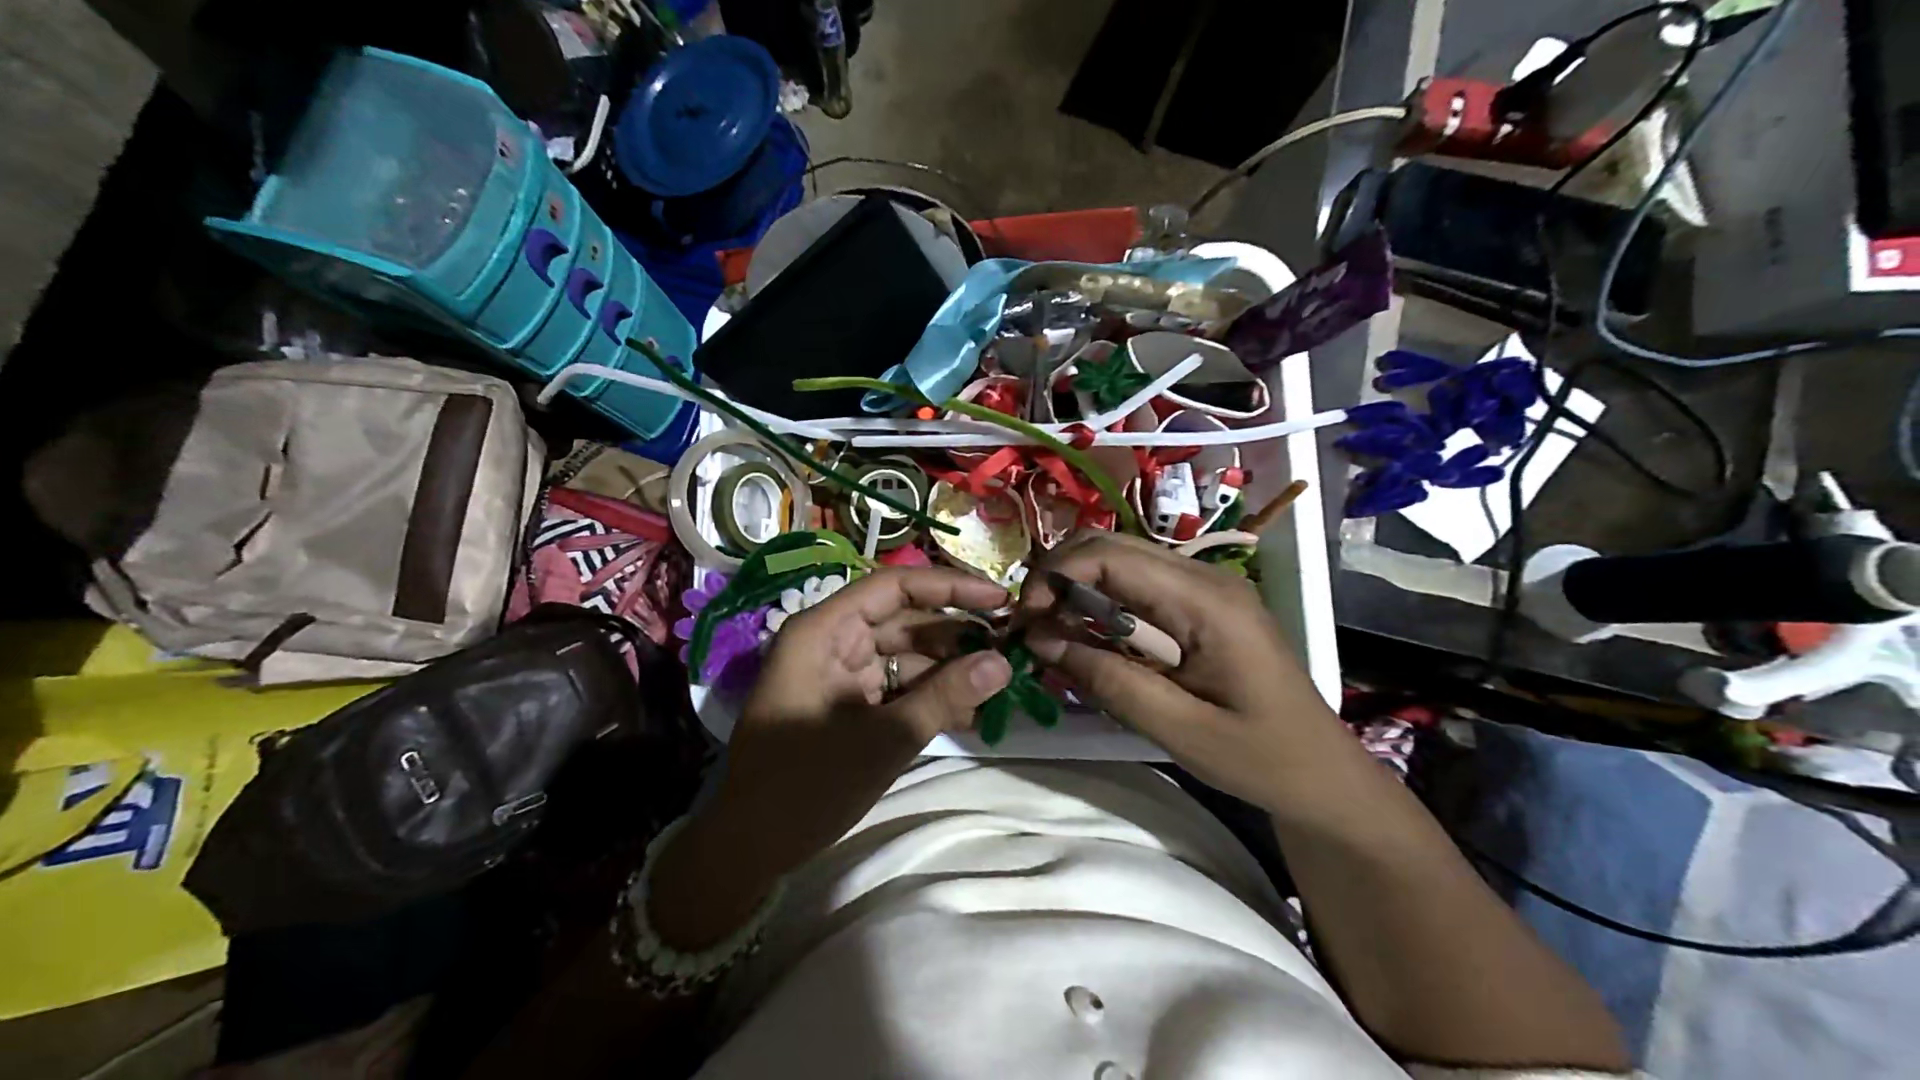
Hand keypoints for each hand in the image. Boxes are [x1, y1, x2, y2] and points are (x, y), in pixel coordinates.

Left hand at [651, 568, 1011, 949]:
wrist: (749, 849)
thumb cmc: (807, 785)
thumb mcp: (885, 739)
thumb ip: (945, 696)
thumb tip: (1004, 663)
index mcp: (824, 630)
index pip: (894, 587)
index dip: (951, 587)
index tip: (1001, 599)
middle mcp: (830, 641)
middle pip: (902, 619)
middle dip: (955, 633)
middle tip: (1010, 646)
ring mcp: (836, 673)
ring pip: (902, 654)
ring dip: (947, 668)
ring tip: (998, 682)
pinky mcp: (844, 703)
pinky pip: (893, 685)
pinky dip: (927, 694)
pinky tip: (968, 709)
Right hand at [1020, 532, 1349, 810]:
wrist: (1322, 774)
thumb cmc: (1259, 758)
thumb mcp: (1179, 729)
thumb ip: (1108, 680)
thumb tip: (1040, 640)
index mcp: (1206, 600)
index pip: (1111, 556)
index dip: (1057, 576)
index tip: (1027, 621)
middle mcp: (1205, 576)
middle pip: (1111, 546)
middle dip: (1060, 577)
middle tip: (1032, 628)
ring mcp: (1206, 586)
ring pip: (1120, 561)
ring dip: (1078, 589)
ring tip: (1053, 635)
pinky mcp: (1202, 604)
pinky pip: (1138, 585)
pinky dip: (1102, 603)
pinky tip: (1090, 639)